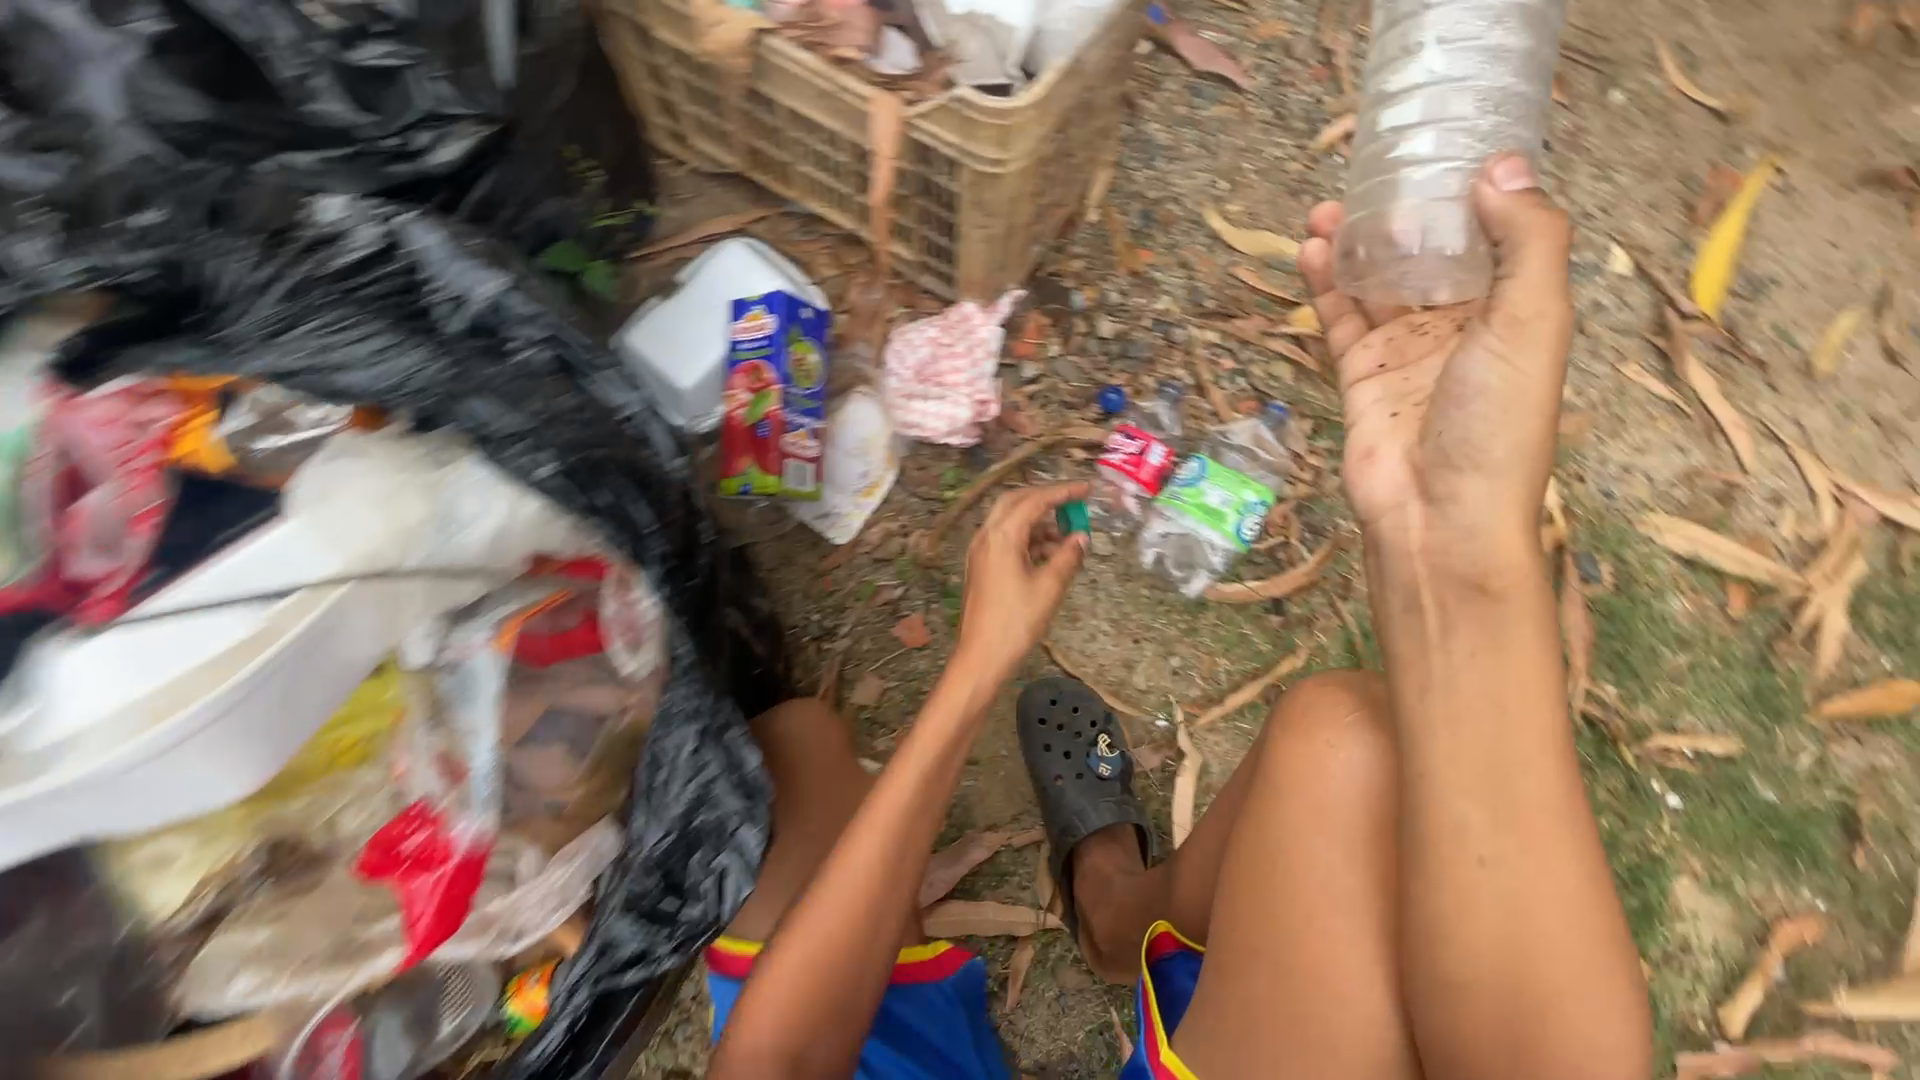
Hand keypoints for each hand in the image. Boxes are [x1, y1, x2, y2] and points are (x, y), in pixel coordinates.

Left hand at [953, 482, 1089, 685]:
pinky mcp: (981, 567)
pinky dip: (1028, 540)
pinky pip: (1005, 540)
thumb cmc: (1016, 622)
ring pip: (1010, 522)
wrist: (981, 656)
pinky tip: (1051, 554)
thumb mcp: (1049, 587)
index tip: (1086, 489)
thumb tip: (1082, 538)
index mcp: (1001, 536)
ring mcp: (980, 551)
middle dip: (1046, 499)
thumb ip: (1068, 557)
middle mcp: (986, 536)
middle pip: (1016, 502)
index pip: (1034, 501)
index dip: (1062, 492)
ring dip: (1038, 523)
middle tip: (1073, 504)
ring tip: (1068, 537)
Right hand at [1299, 155, 1572, 569]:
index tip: (1436, 154)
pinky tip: (1312, 254)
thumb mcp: (1532, 321)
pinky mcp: (1361, 377)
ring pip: (1376, 285)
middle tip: (1366, 181)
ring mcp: (1406, 352)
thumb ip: (1526, 241)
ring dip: (1354, 248)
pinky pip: (1341, 322)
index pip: (1491, 238)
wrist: (1439, 514)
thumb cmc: (1498, 422)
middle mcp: (1461, 326)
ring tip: (1326, 211)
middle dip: (1397, 219)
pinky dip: (1326, 288)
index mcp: (1515, 310)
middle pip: (1425, 257)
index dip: (1465, 196)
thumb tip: (1499, 167)